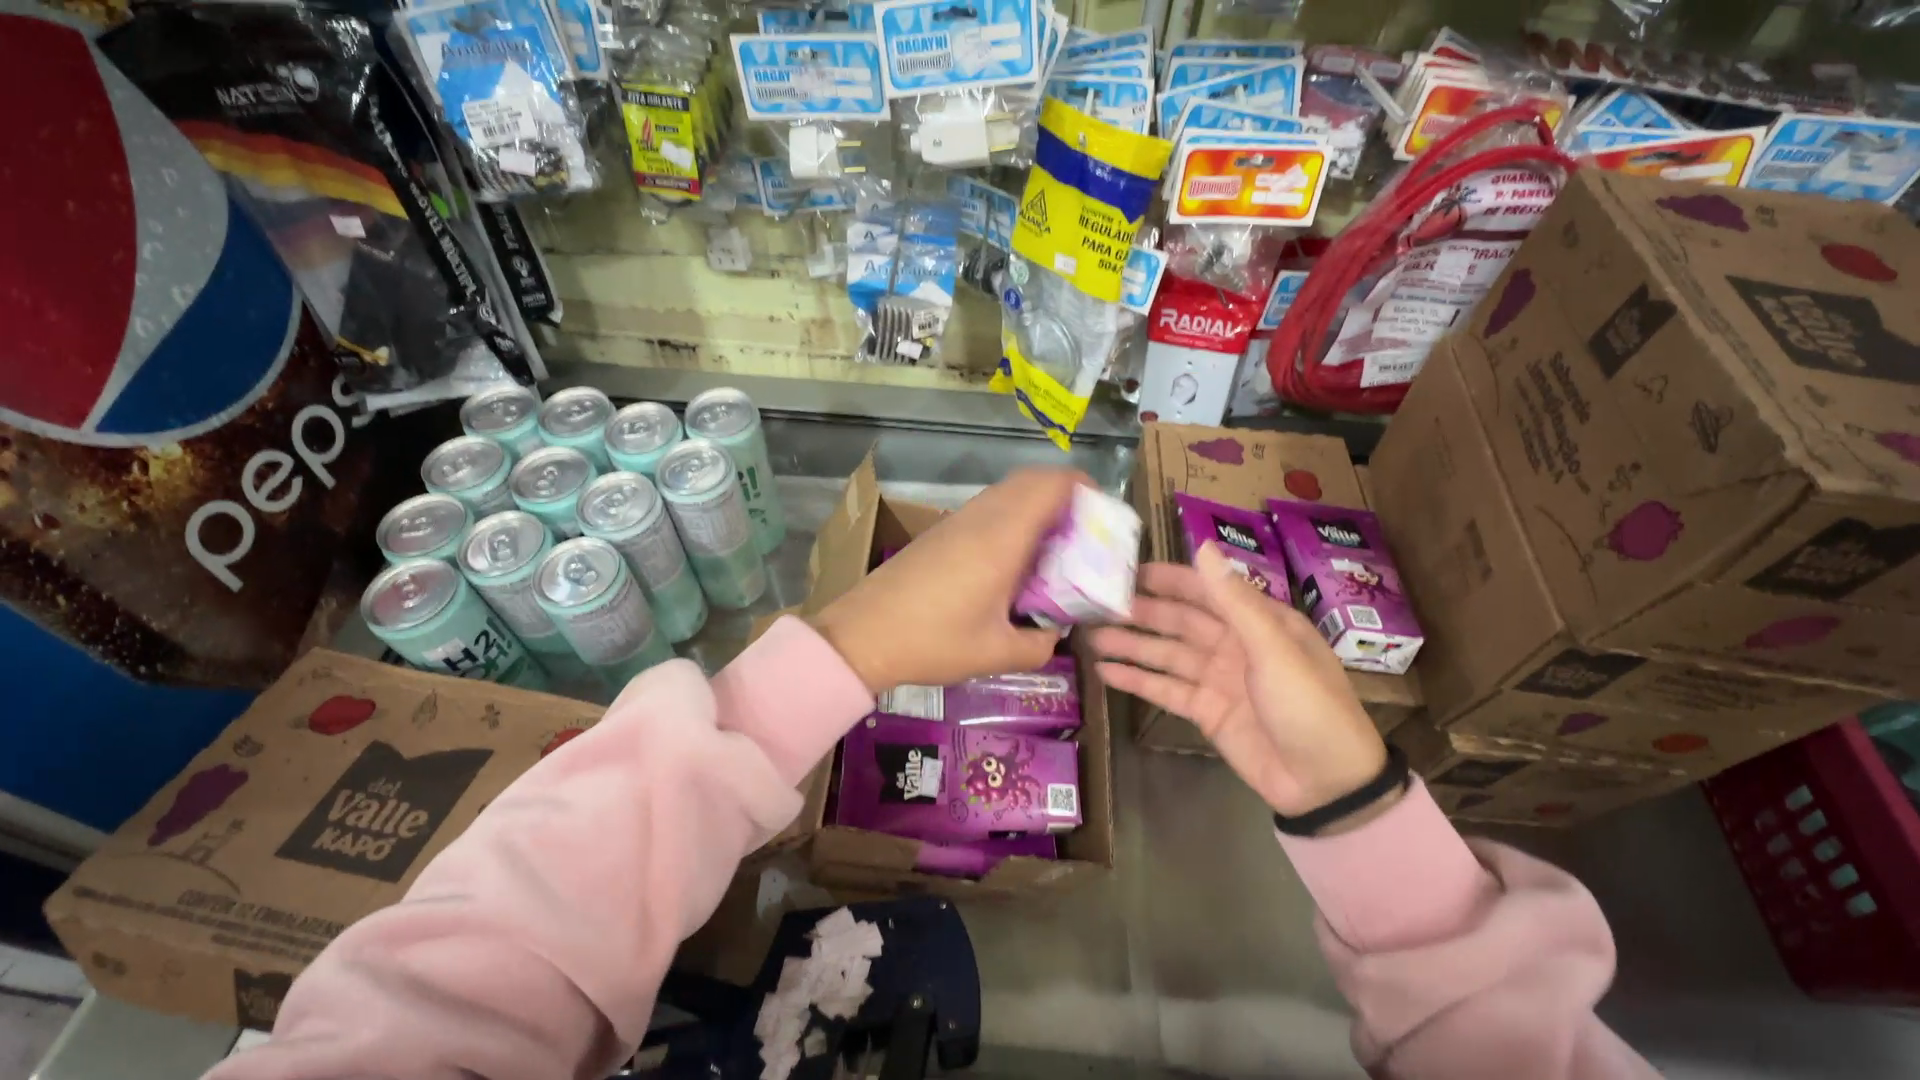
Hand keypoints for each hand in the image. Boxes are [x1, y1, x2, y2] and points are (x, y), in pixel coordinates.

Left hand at [810, 467, 1085, 693]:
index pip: (1049, 485)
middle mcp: (980, 518)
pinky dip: (1012, 519)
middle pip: (1029, 480)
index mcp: (1002, 538)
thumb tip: (1055, 632)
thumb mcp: (996, 654)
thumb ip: (1040, 644)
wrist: (860, 636)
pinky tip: (1014, 561)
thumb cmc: (932, 642)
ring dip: (1035, 507)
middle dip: (1064, 495)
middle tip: (1084, 531)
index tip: (1103, 509)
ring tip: (1054, 548)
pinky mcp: (939, 534)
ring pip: (1006, 494)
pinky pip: (987, 510)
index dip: (1082, 486)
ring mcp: (955, 522)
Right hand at [1090, 543, 1396, 826]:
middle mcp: (1236, 644)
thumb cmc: (1309, 706)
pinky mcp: (1205, 712)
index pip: (1207, 590)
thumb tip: (1203, 546)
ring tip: (1091, 636)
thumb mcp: (1274, 648)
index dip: (1169, 579)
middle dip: (1141, 612)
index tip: (1127, 570)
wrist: (1326, 783)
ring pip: (1166, 654)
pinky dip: (1136, 680)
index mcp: (1260, 622)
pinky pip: (1165, 689)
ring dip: (1131, 644)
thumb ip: (1234, 600)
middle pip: (1180, 621)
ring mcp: (1218, 679)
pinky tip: (1105, 671)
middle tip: (1096, 603)